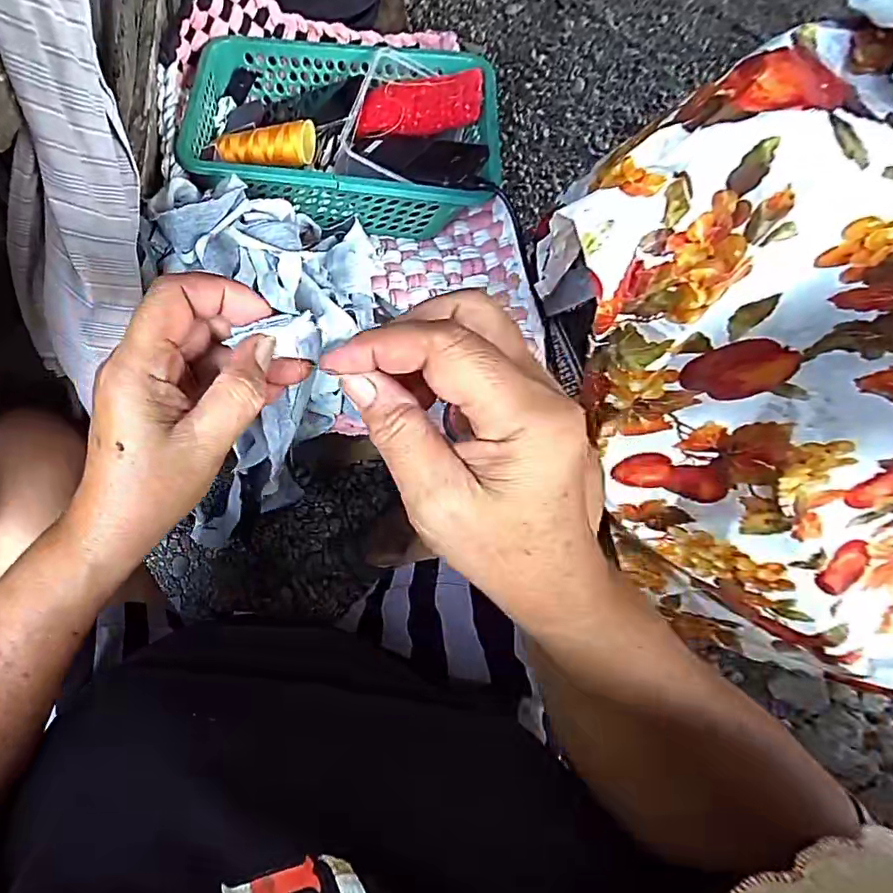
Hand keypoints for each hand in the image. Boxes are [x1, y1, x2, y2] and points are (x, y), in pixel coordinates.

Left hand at [66, 274, 311, 575]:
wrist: (115, 528)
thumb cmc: (150, 491)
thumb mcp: (205, 442)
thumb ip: (240, 390)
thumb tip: (269, 345)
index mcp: (137, 364)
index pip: (176, 295)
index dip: (224, 293)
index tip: (267, 316)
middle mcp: (139, 362)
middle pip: (194, 320)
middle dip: (245, 327)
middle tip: (290, 347)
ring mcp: (150, 380)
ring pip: (204, 348)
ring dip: (247, 356)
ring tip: (292, 370)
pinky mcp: (161, 398)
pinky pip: (201, 375)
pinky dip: (234, 378)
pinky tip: (270, 385)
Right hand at [320, 292, 606, 623]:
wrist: (555, 580)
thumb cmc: (498, 552)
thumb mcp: (435, 502)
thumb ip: (396, 432)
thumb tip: (357, 375)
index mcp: (527, 416)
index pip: (449, 345)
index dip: (384, 343)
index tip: (337, 361)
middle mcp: (545, 388)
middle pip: (473, 312)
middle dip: (408, 327)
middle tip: (366, 367)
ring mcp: (545, 387)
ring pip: (479, 324)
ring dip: (423, 340)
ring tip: (388, 384)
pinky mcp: (534, 395)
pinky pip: (482, 352)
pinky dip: (439, 359)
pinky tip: (417, 395)